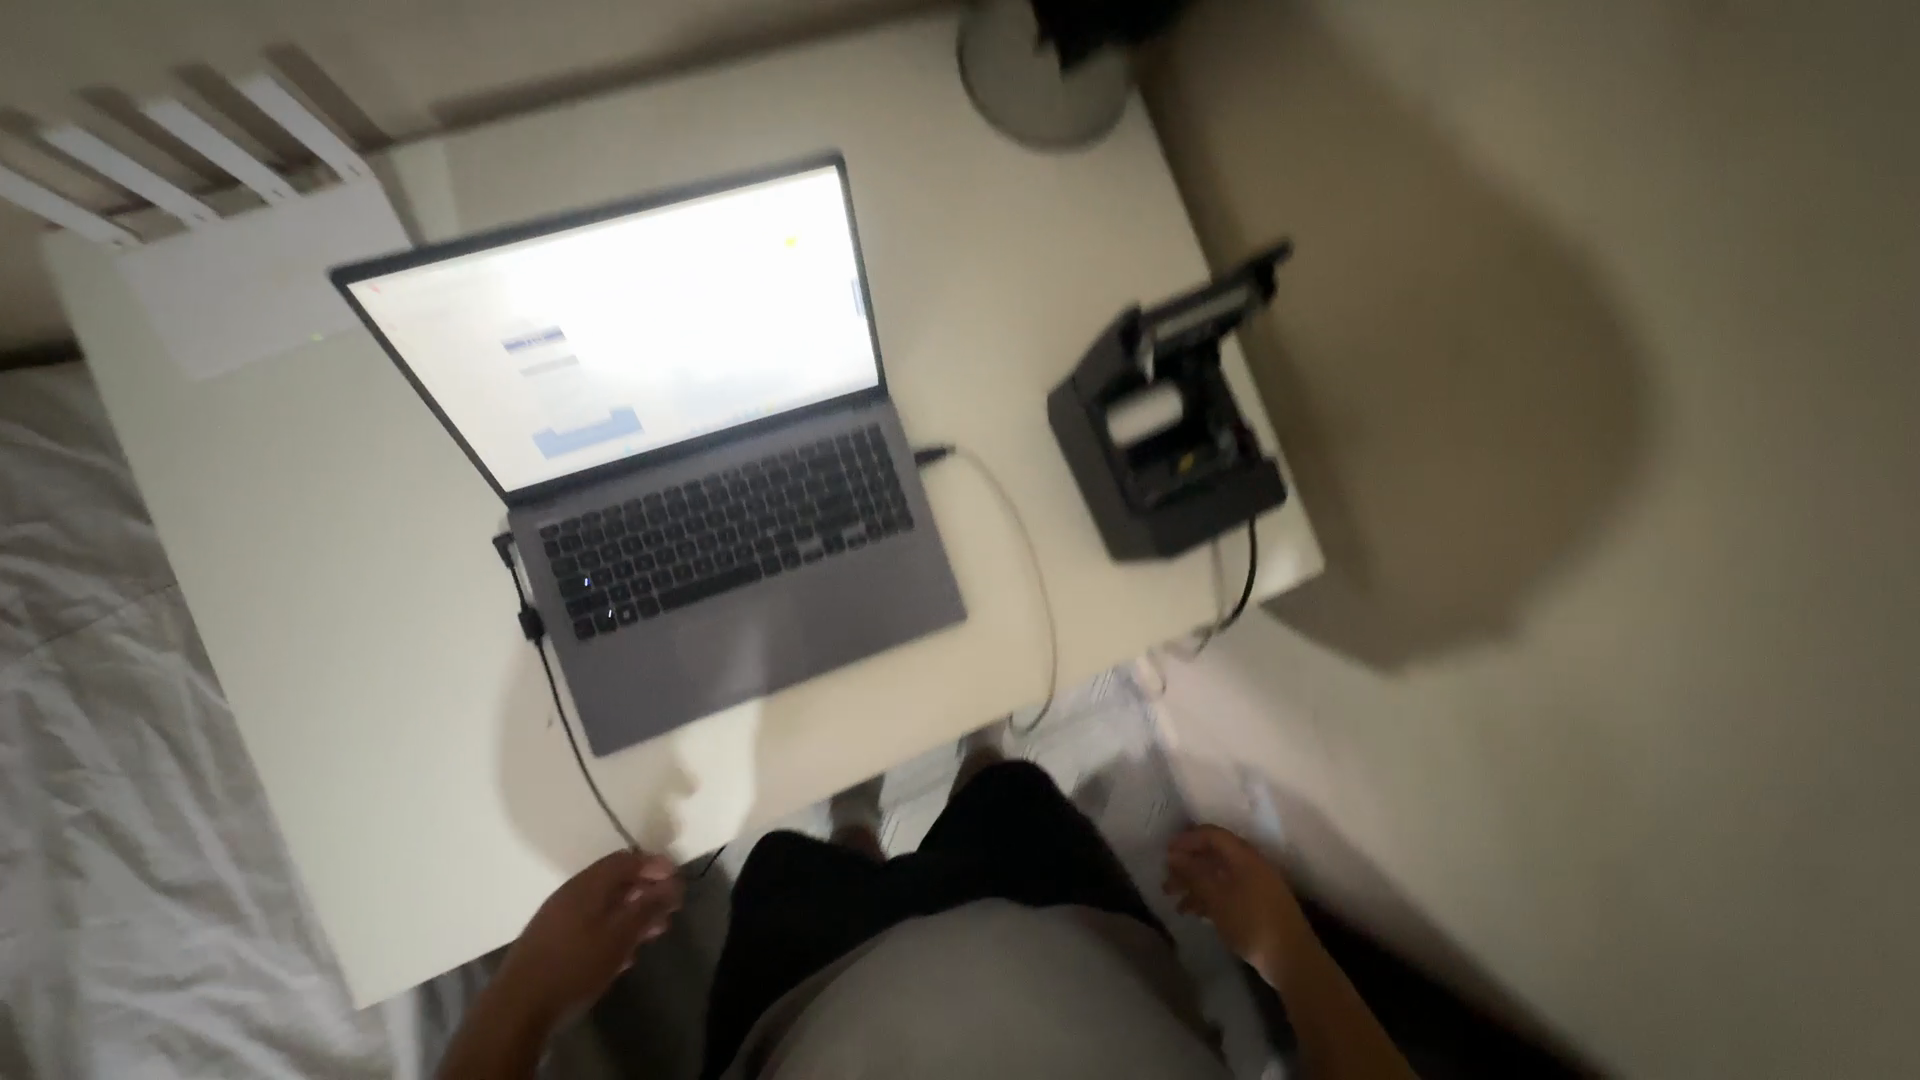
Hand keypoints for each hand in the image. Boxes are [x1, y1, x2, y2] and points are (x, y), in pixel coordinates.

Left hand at [492, 849, 683, 1027]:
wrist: (516, 1011)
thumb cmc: (575, 965)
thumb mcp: (621, 935)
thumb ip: (649, 906)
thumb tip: (673, 884)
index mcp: (589, 884)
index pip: (628, 859)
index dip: (656, 866)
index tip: (677, 884)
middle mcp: (572, 893)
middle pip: (616, 881)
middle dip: (646, 893)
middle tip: (668, 912)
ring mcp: (557, 917)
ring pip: (603, 905)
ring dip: (631, 914)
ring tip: (652, 935)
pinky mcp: (550, 941)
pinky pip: (589, 924)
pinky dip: (611, 930)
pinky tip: (622, 955)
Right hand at [1164, 825, 1302, 977]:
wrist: (1293, 960)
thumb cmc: (1251, 922)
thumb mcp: (1216, 898)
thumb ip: (1193, 874)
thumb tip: (1173, 855)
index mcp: (1244, 856)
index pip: (1212, 835)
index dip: (1187, 839)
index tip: (1166, 852)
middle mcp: (1251, 865)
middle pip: (1214, 856)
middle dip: (1188, 866)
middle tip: (1166, 880)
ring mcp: (1256, 886)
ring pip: (1219, 876)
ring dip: (1195, 885)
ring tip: (1174, 902)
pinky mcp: (1258, 905)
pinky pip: (1228, 892)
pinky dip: (1209, 898)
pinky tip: (1193, 913)